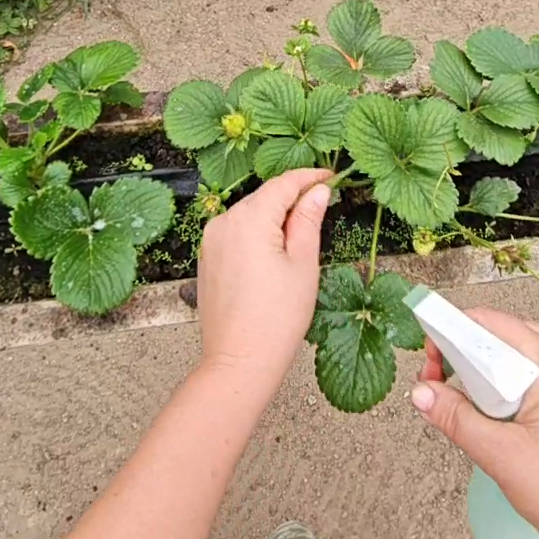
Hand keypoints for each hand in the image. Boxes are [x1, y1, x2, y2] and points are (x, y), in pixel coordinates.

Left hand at [194, 168, 330, 390]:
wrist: (238, 362)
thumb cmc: (277, 318)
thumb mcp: (303, 264)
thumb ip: (308, 220)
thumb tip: (318, 191)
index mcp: (249, 219)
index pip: (283, 183)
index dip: (309, 176)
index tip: (331, 176)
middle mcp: (224, 221)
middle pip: (265, 197)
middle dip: (293, 197)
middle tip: (323, 205)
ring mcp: (211, 240)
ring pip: (250, 214)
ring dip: (274, 216)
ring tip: (301, 235)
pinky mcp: (207, 257)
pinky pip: (236, 232)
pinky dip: (257, 233)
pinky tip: (274, 252)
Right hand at [409, 308, 538, 538]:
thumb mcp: (502, 456)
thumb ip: (456, 419)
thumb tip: (424, 393)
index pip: (489, 324)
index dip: (451, 333)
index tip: (428, 353)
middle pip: (502, 337)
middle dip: (465, 353)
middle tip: (440, 381)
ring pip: (517, 359)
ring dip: (486, 373)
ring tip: (468, 403)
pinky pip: (534, 380)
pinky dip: (507, 390)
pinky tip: (498, 418)